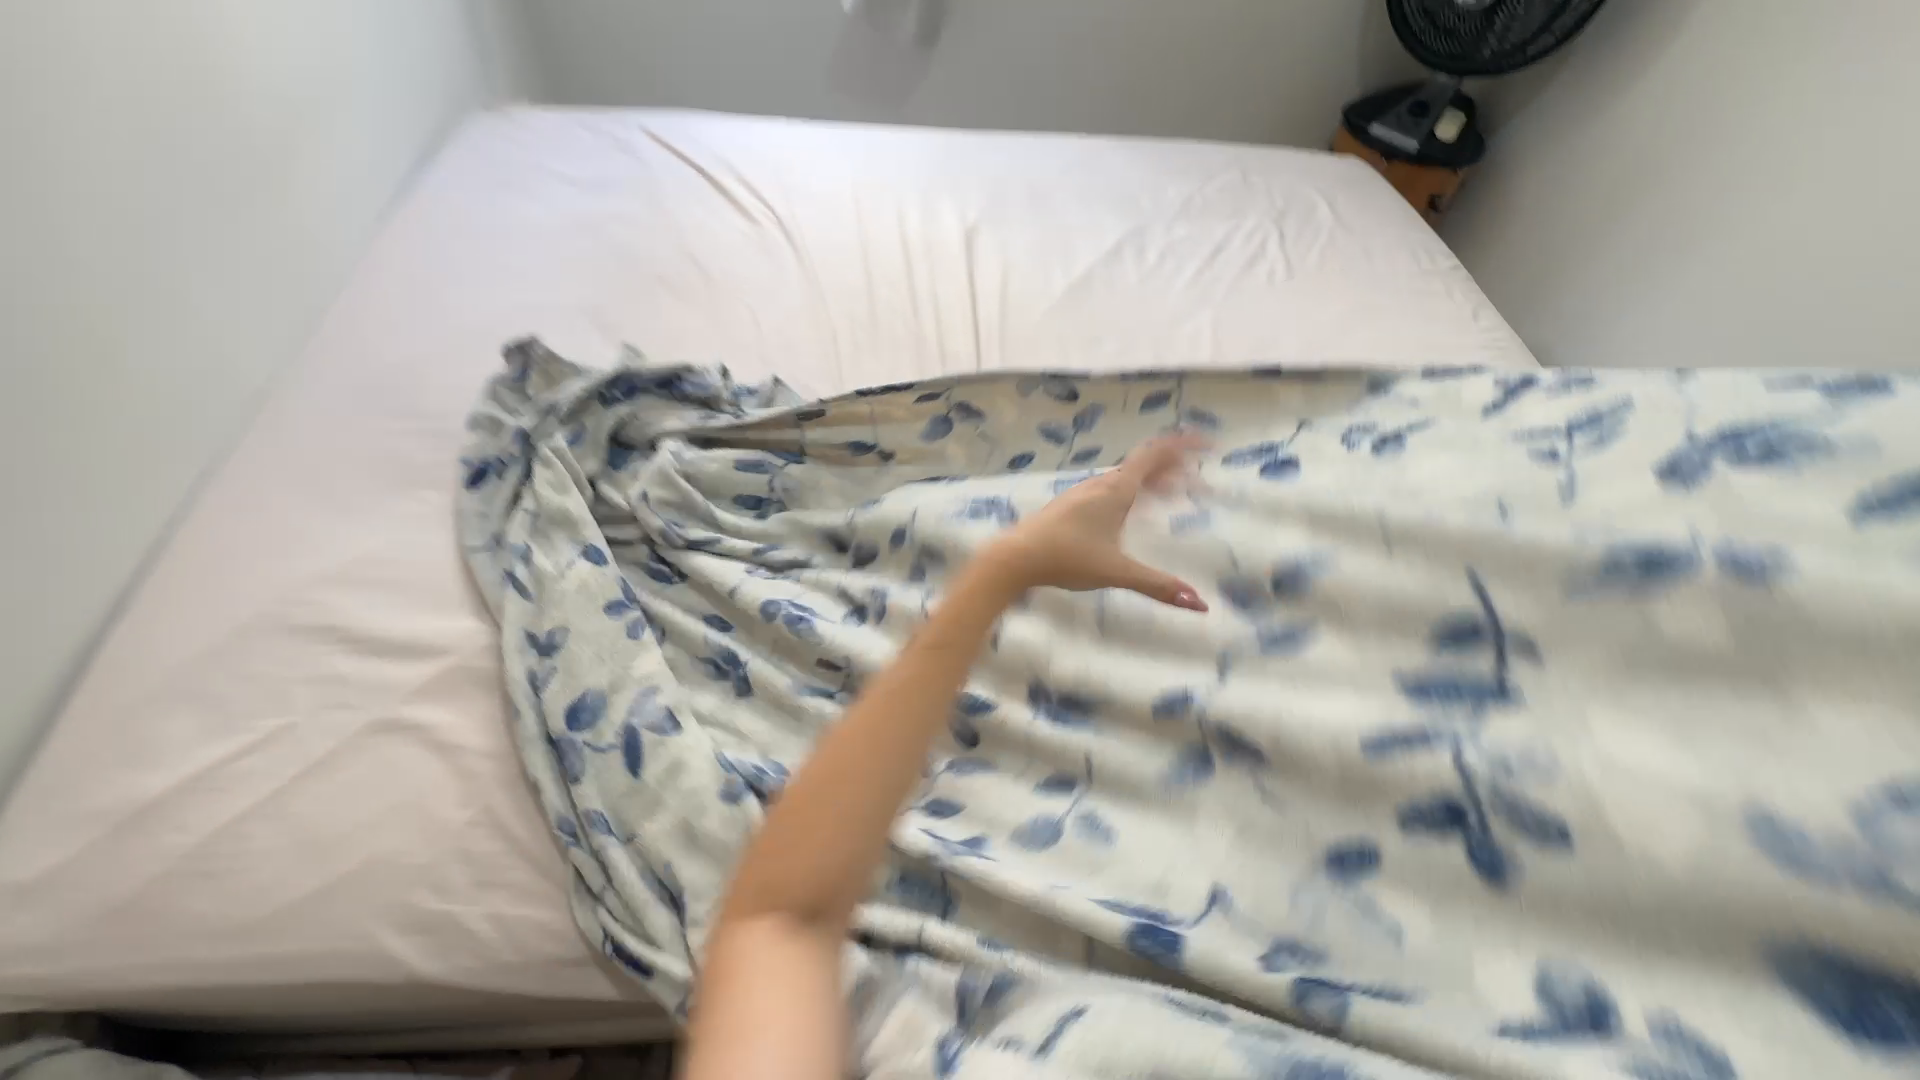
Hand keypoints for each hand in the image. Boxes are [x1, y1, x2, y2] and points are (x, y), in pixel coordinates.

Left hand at [982, 434, 1208, 611]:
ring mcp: (1083, 494)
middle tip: (1198, 481)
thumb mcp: (1117, 573)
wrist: (1016, 557)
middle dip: (1174, 468)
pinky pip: (1111, 489)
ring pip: (1125, 477)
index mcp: (1116, 491)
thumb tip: (1199, 603)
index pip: (1155, 455)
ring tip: (1172, 495)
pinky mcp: (1070, 506)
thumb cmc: (1067, 559)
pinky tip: (1131, 513)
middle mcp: (1101, 485)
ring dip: (1152, 480)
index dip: (1183, 445)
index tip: (1207, 442)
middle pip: (1143, 465)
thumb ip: (1157, 586)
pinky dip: (1132, 492)